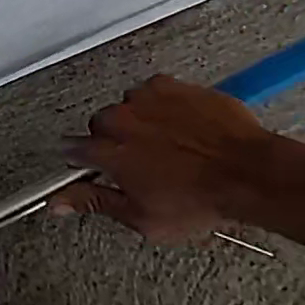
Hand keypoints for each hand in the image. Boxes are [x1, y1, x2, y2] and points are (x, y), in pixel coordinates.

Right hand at [48, 75, 299, 240]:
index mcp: (105, 152)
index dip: (86, 161)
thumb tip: (55, 202)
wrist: (249, 173)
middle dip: (116, 141)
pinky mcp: (166, 86)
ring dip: (139, 122)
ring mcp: (141, 100)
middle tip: (144, 162)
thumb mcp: (141, 217)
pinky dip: (161, 107)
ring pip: (126, 108)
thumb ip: (92, 202)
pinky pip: (152, 93)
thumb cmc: (200, 199)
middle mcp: (117, 120)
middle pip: (100, 126)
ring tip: (169, 144)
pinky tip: (180, 127)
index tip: (98, 167)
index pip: (72, 149)